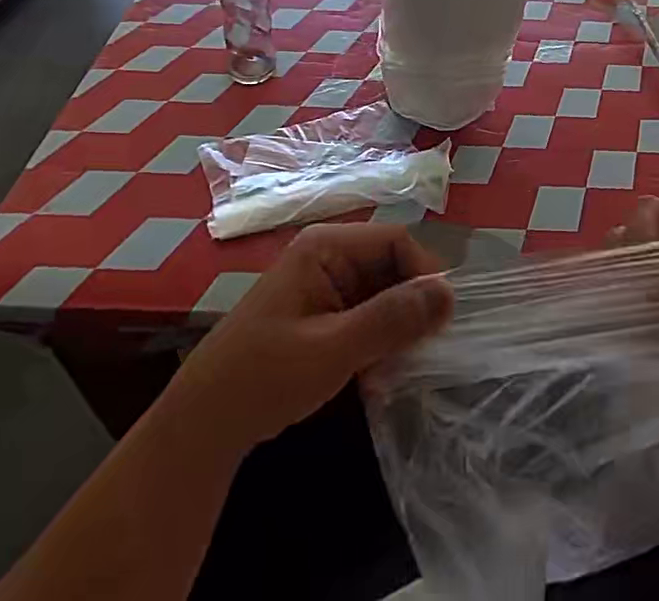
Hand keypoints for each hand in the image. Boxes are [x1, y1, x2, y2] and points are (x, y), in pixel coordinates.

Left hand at [162, 223, 453, 453]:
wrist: (209, 417)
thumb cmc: (265, 375)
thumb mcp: (334, 348)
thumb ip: (391, 319)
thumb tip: (448, 293)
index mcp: (325, 247)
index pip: (397, 241)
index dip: (424, 277)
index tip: (439, 327)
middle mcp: (327, 257)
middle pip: (392, 269)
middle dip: (408, 312)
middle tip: (412, 359)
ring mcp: (324, 285)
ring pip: (384, 297)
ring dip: (393, 334)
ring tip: (387, 375)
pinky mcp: (322, 313)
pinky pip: (367, 317)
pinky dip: (377, 345)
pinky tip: (372, 379)